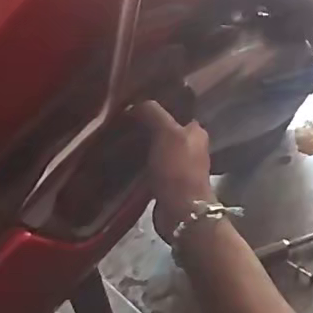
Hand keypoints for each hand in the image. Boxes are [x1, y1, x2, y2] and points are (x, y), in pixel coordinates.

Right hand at [131, 101, 216, 240]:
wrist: (180, 211)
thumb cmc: (178, 168)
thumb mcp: (166, 132)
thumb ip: (153, 113)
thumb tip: (136, 103)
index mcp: (196, 130)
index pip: (176, 109)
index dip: (158, 104)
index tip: (134, 102)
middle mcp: (191, 146)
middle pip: (165, 129)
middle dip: (145, 125)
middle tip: (120, 119)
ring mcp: (179, 165)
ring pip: (156, 147)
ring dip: (140, 145)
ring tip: (116, 137)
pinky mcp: (167, 181)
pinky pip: (150, 165)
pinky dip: (138, 162)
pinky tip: (120, 158)